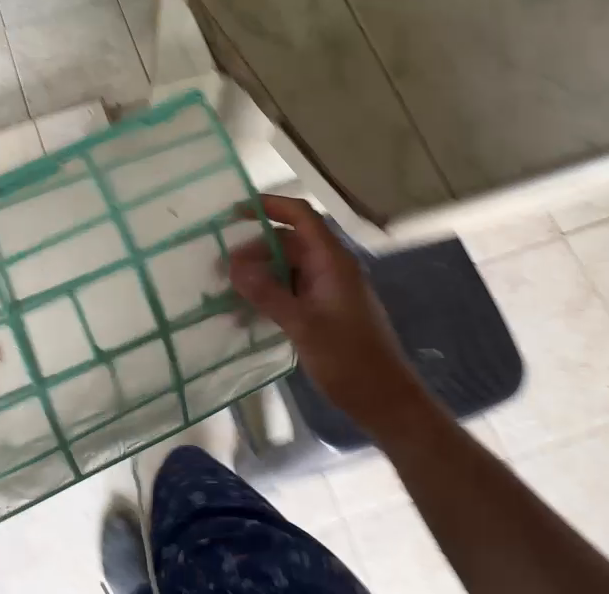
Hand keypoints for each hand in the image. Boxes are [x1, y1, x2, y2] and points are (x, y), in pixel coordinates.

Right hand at [227, 195, 421, 418]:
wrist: (387, 403)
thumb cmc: (349, 360)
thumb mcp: (303, 325)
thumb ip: (267, 293)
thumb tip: (233, 267)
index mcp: (332, 262)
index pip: (301, 216)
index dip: (270, 206)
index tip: (235, 212)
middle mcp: (331, 269)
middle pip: (289, 244)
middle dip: (254, 251)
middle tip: (221, 268)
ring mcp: (330, 291)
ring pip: (288, 270)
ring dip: (259, 277)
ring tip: (227, 292)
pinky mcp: (326, 312)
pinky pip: (292, 293)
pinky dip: (269, 297)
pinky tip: (245, 316)